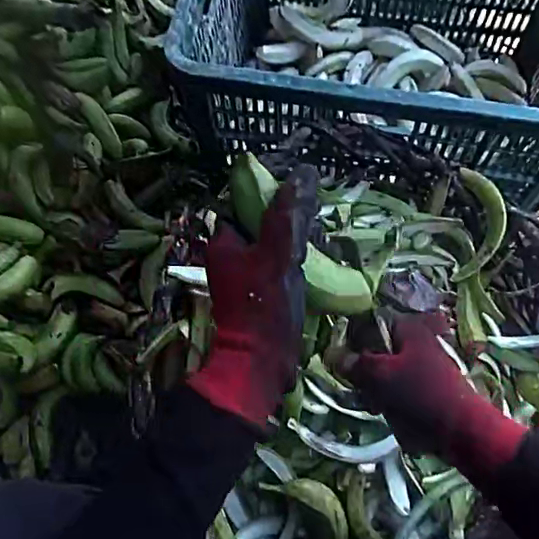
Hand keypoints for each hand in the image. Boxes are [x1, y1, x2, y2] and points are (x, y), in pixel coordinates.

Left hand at [186, 164, 319, 428]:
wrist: (261, 363)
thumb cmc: (264, 308)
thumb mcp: (278, 256)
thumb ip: (287, 216)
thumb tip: (302, 175)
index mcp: (223, 243)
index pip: (243, 205)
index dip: (268, 196)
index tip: (297, 196)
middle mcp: (227, 259)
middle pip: (258, 226)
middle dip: (284, 221)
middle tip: (312, 221)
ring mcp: (241, 279)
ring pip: (269, 247)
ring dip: (290, 244)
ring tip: (315, 242)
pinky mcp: (256, 297)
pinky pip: (274, 269)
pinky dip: (291, 265)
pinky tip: (310, 267)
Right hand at [342, 312, 527, 479]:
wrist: (463, 432)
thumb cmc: (420, 396)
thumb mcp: (380, 377)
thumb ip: (354, 363)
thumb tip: (333, 354)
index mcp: (411, 329)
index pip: (372, 321)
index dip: (353, 337)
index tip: (342, 358)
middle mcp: (420, 342)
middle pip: (378, 349)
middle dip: (366, 371)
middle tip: (361, 389)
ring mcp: (427, 366)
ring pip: (388, 372)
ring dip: (378, 390)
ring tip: (377, 407)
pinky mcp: (431, 389)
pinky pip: (402, 390)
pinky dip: (393, 401)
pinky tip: (392, 415)